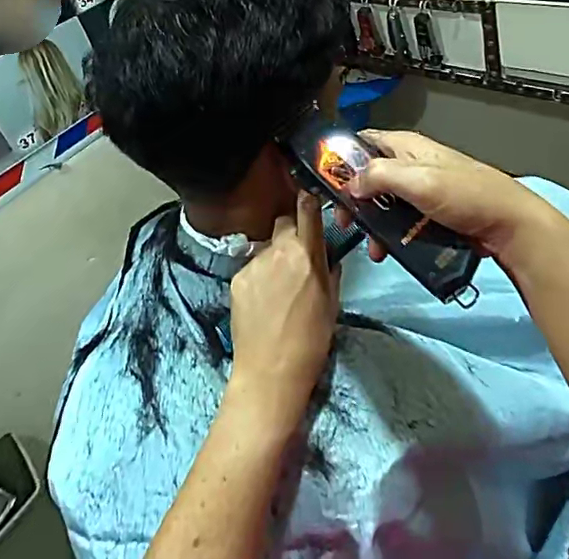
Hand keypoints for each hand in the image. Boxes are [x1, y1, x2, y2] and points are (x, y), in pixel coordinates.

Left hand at [226, 189, 340, 418]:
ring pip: (267, 247)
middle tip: (297, 257)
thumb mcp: (332, 301)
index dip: (308, 198)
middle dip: (291, 233)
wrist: (270, 372)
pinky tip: (263, 301)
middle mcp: (278, 250)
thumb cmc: (311, 339)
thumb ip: (330, 269)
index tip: (310, 196)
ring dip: (274, 258)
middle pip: (284, 223)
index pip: (306, 209)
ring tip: (279, 290)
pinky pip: (252, 267)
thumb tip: (327, 253)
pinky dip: (259, 277)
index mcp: (306, 252)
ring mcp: (254, 263)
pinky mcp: (236, 278)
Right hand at [345, 130, 554, 259]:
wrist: (507, 224)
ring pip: (385, 202)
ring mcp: (422, 189)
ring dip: (373, 223)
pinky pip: (402, 221)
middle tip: (347, 221)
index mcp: (407, 145)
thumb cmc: (465, 194)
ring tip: (372, 245)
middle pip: (370, 176)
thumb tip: (352, 183)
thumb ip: (380, 176)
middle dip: (356, 199)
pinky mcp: (431, 212)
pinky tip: (389, 250)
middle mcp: (412, 163)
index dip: (343, 159)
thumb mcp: (418, 180)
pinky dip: (392, 234)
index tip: (328, 183)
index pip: (364, 141)